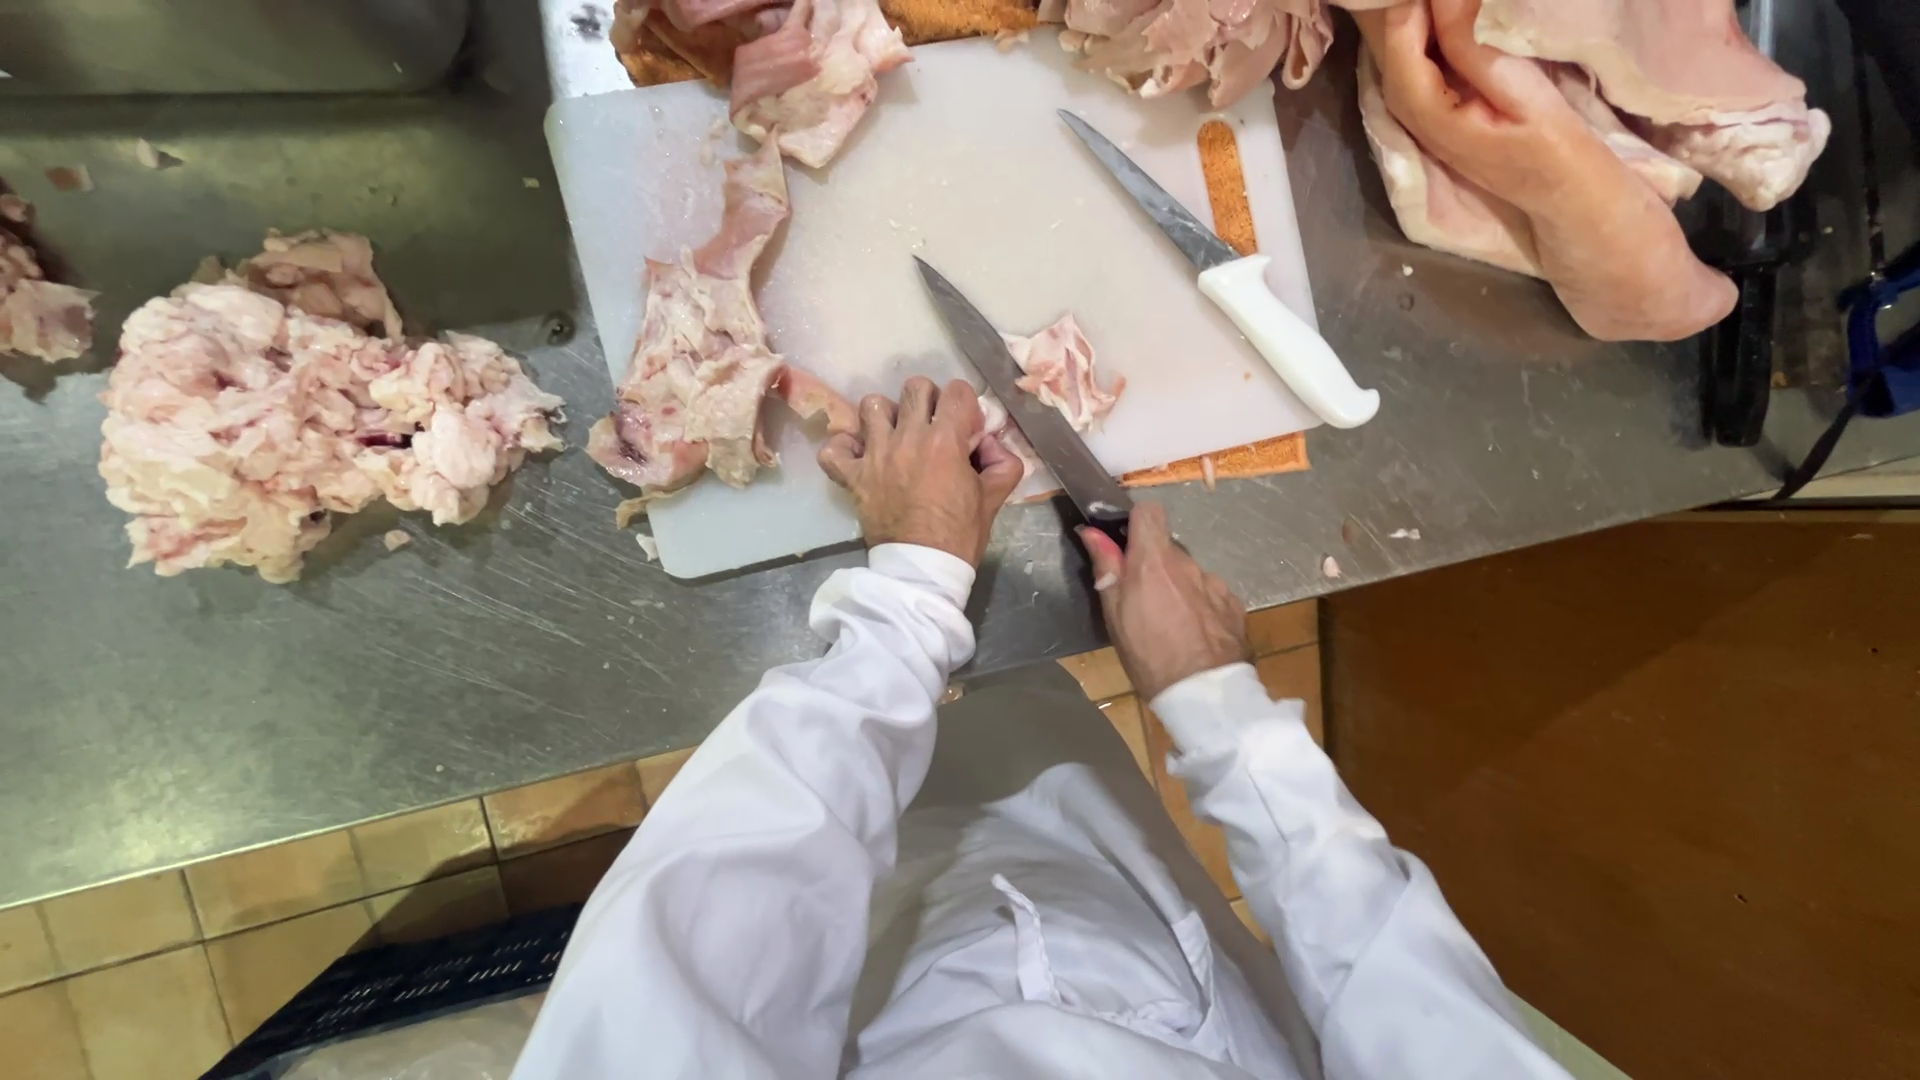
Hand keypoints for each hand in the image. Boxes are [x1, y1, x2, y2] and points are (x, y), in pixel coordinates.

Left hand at [819, 377, 1024, 566]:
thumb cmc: (960, 535)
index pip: (958, 391)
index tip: (966, 428)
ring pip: (872, 405)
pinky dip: (843, 448)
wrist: (922, 569)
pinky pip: (834, 448)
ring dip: (885, 416)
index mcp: (945, 441)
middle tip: (933, 427)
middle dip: (930, 401)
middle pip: (916, 387)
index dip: (965, 406)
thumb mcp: (993, 498)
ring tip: (894, 435)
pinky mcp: (853, 477)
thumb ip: (1003, 463)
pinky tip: (859, 456)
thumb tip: (992, 444)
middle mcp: (908, 438)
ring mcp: (875, 455)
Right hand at [1078, 502, 1249, 701]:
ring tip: (1169, 623)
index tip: (1126, 544)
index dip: (1136, 522)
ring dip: (1177, 587)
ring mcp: (1215, 583)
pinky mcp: (1234, 604)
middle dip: (1154, 565)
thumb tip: (1093, 533)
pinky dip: (1199, 606)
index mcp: (1154, 560)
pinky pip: (1210, 594)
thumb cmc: (1148, 654)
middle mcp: (1188, 563)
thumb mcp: (1114, 614)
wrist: (1204, 693)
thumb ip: (1106, 568)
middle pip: (1167, 548)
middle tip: (1141, 598)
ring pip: (1189, 573)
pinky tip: (1193, 634)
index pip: (1149, 511)